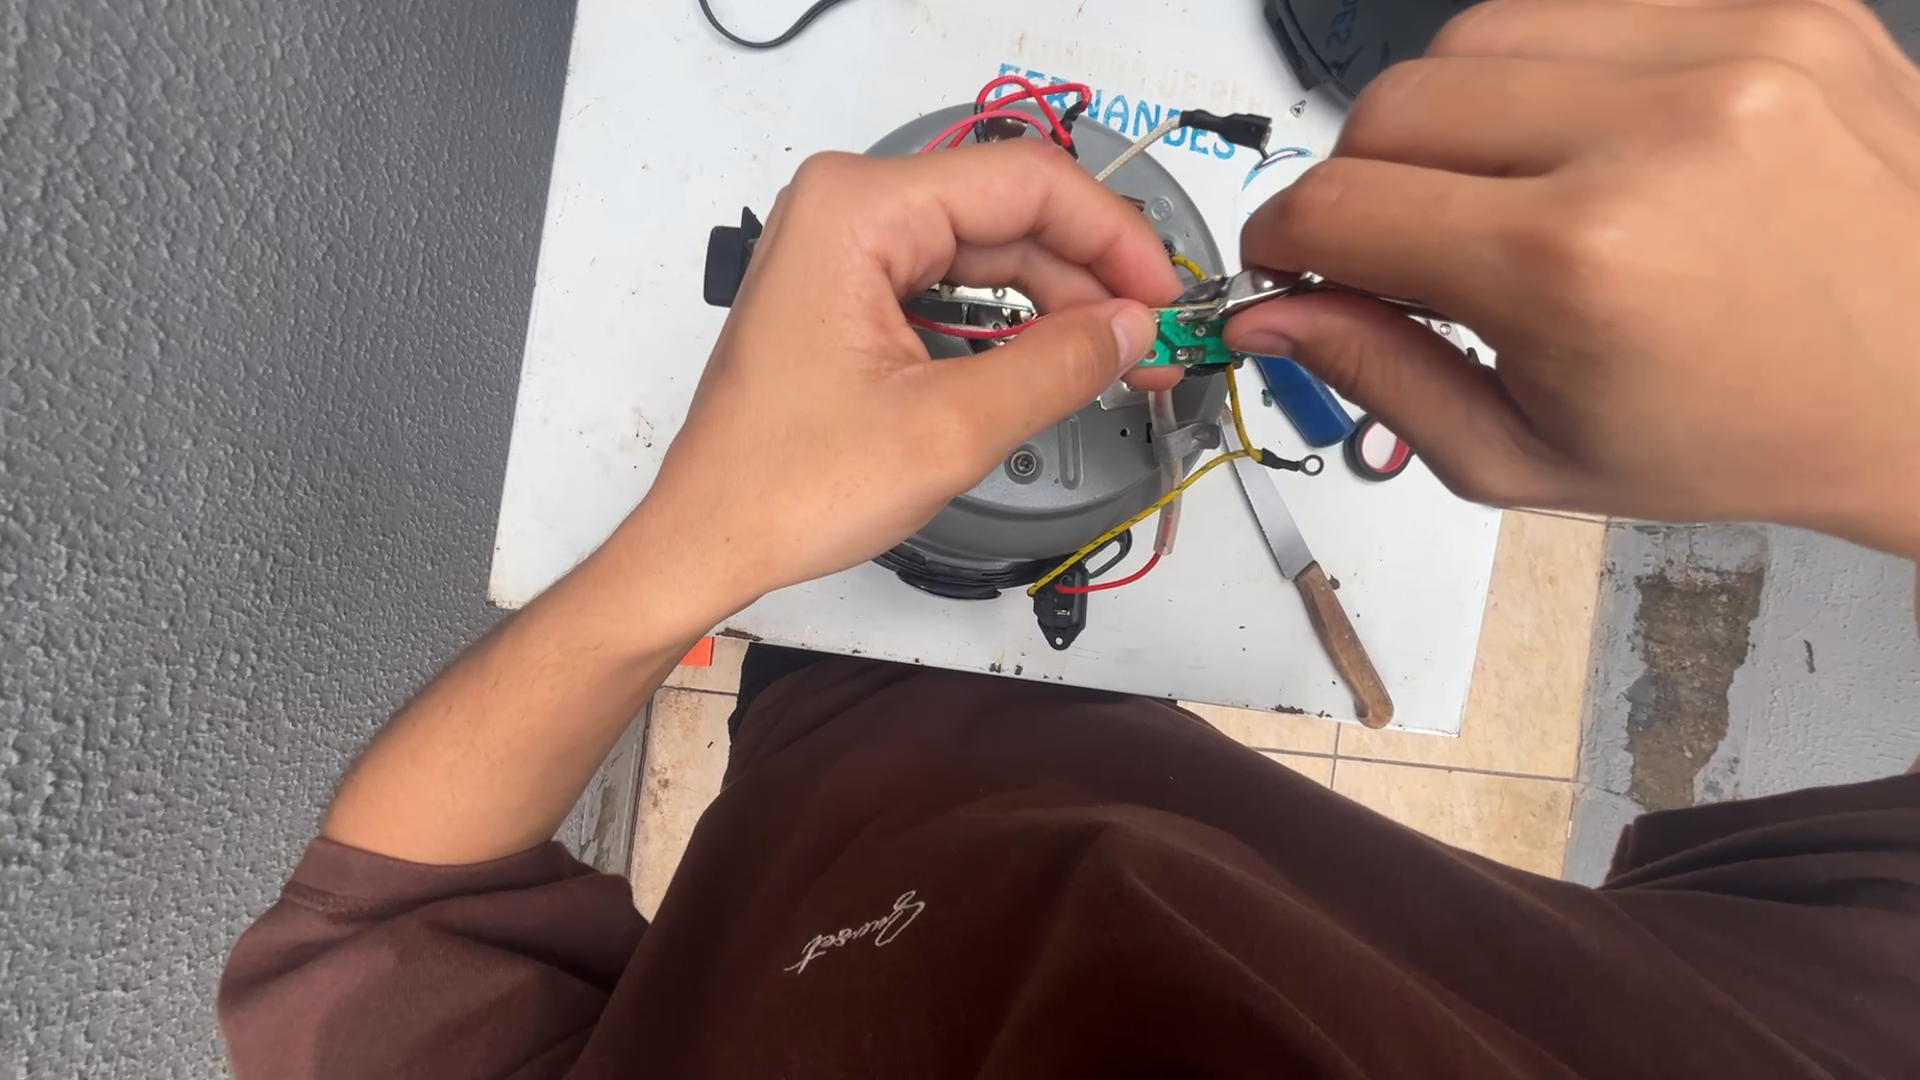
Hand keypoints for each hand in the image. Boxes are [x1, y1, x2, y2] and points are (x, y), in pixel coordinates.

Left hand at [622, 139, 1179, 615]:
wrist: (712, 541)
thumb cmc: (792, 488)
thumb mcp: (950, 428)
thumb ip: (1058, 366)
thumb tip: (1133, 328)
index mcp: (859, 209)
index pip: (1027, 183)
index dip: (1113, 237)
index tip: (1163, 296)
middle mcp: (847, 213)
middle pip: (1007, 218)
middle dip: (1088, 281)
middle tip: (1147, 345)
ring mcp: (844, 258)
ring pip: (983, 259)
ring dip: (1052, 309)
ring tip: (1108, 362)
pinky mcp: (848, 303)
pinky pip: (948, 296)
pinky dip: (1004, 330)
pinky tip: (1044, 364)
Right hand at [1226, 0, 1919, 558]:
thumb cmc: (1712, 441)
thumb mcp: (1502, 453)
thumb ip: (1367, 371)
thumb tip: (1267, 318)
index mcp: (1571, 266)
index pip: (1337, 207)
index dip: (1277, 238)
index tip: (1280, 268)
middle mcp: (1650, 134)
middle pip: (1386, 109)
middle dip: (1347, 185)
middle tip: (1379, 250)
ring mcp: (1728, 51)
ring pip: (1463, 45)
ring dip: (1427, 129)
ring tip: (1471, 202)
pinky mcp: (1774, 12)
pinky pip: (1565, 19)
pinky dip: (1516, 88)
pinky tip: (1550, 155)